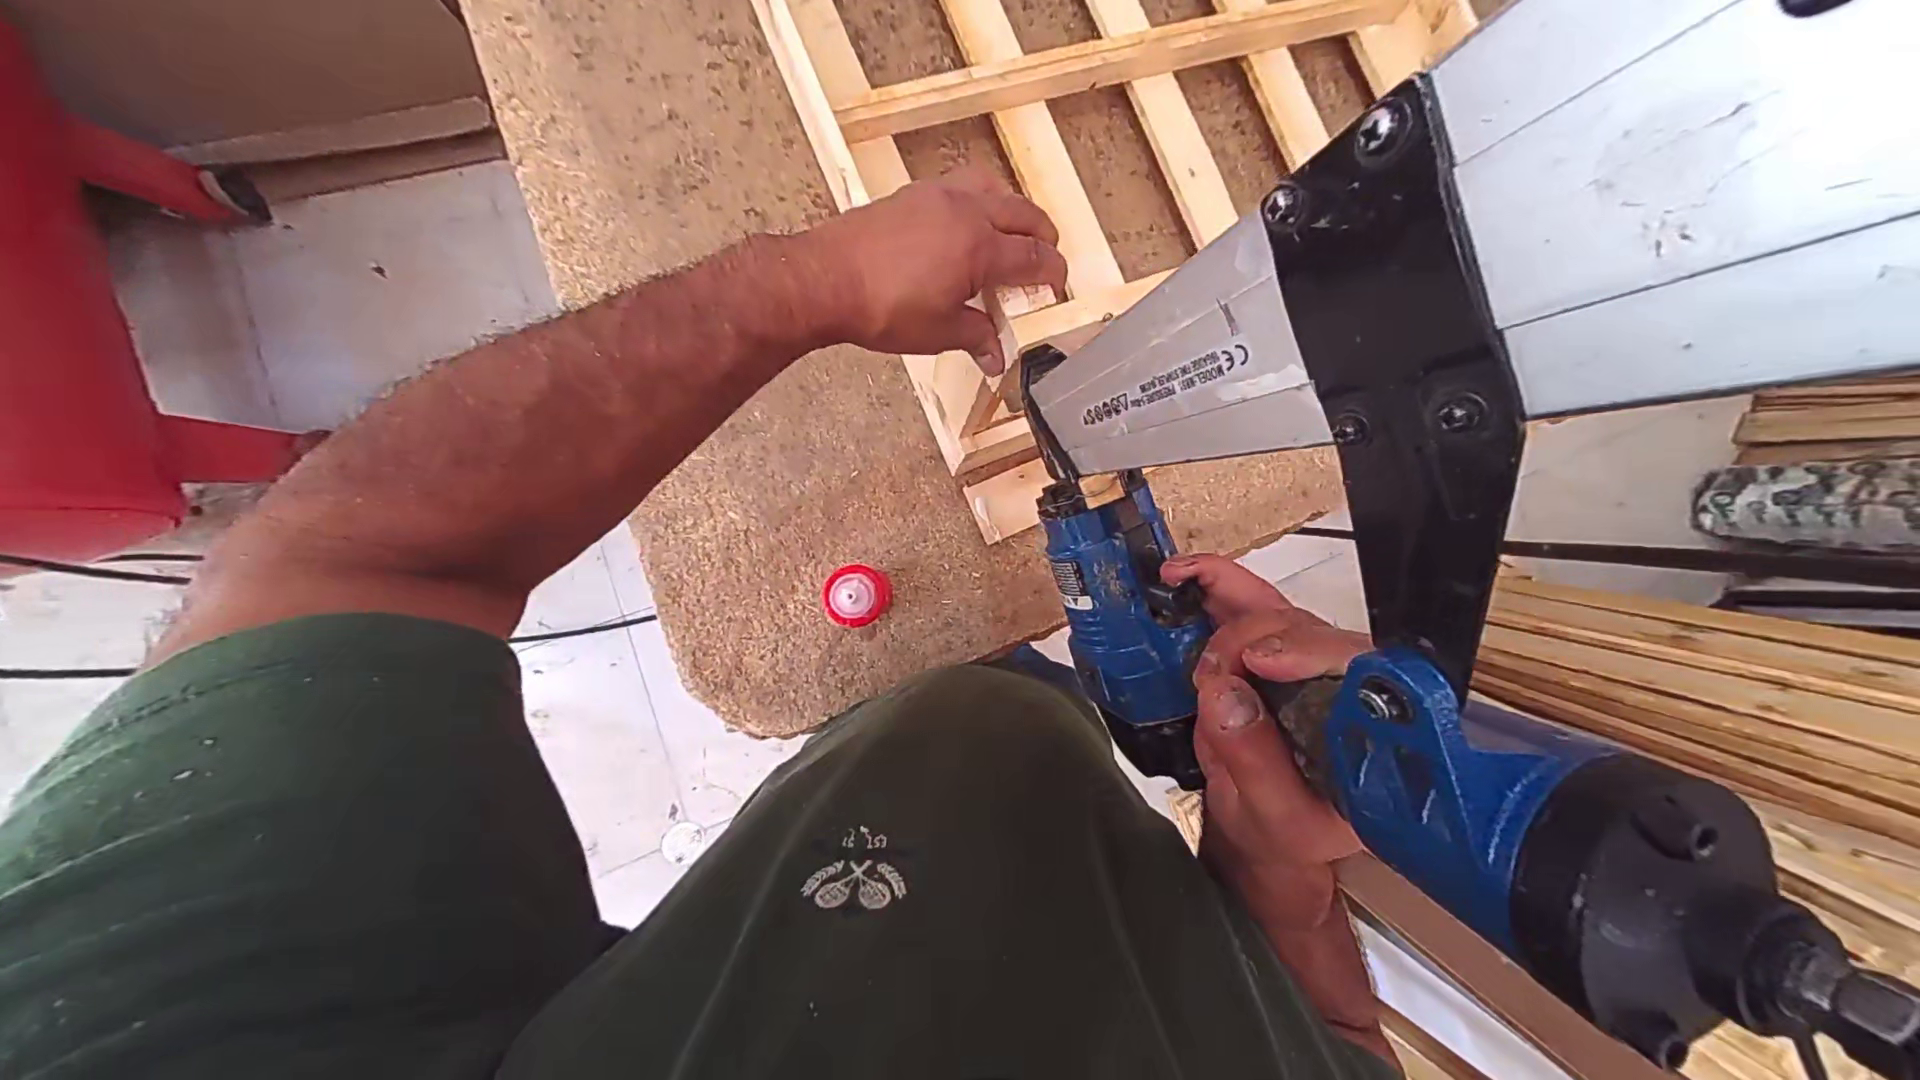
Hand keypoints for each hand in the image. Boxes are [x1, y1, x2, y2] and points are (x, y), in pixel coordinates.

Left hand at [800, 168, 1067, 373]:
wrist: (826, 280)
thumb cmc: (880, 307)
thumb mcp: (938, 333)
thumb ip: (975, 338)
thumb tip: (995, 356)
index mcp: (980, 248)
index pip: (1032, 258)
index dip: (1052, 272)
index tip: (1058, 282)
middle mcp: (965, 212)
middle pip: (1022, 215)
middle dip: (1042, 235)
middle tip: (1048, 253)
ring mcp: (936, 197)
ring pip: (992, 189)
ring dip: (1012, 208)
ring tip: (1014, 228)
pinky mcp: (912, 194)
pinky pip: (959, 185)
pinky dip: (977, 199)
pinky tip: (966, 220)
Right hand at [1161, 553, 1370, 929]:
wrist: (1263, 834)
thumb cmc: (1281, 835)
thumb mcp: (1274, 818)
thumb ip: (1254, 763)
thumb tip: (1224, 695)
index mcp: (1372, 728)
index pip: (1359, 666)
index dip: (1310, 650)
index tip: (1259, 662)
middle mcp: (1346, 684)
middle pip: (1309, 628)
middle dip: (1247, 638)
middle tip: (1207, 675)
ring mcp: (1306, 661)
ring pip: (1277, 607)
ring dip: (1224, 592)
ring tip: (1179, 587)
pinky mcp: (1269, 649)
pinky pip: (1247, 603)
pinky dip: (1213, 584)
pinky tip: (1183, 577)